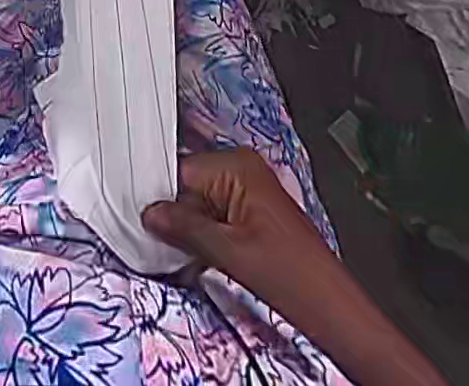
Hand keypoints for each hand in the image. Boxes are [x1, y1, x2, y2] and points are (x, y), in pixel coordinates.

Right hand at [142, 149, 339, 305]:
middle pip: (188, 185)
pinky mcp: (248, 208)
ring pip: (198, 202)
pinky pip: (213, 213)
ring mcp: (246, 187)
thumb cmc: (287, 273)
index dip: (160, 197)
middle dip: (174, 215)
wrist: (328, 302)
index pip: (180, 170)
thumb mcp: (228, 251)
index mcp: (236, 165)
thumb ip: (185, 227)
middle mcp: (241, 167)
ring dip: (187, 229)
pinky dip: (202, 234)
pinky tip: (197, 257)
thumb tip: (150, 213)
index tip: (141, 220)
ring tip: (181, 255)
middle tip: (159, 244)